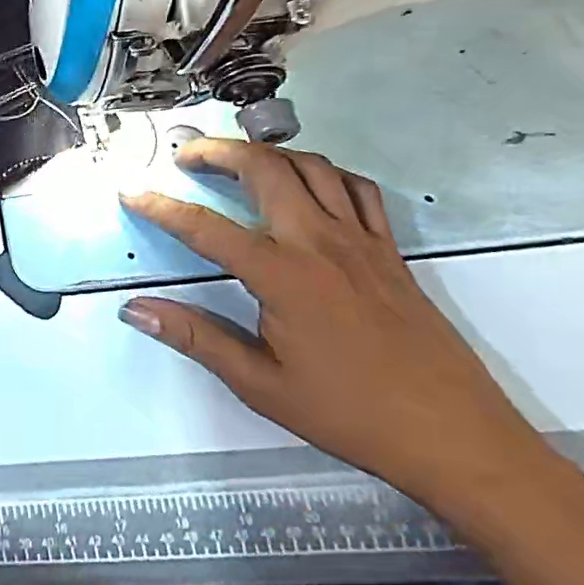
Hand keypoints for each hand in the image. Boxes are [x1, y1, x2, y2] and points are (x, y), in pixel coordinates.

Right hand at [119, 140, 550, 507]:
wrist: (451, 433)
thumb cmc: (349, 413)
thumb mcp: (260, 383)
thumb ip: (196, 338)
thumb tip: (136, 311)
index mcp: (282, 275)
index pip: (207, 228)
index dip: (162, 207)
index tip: (132, 193)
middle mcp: (319, 241)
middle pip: (264, 169)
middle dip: (219, 151)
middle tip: (188, 155)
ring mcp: (360, 239)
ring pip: (311, 166)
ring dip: (268, 153)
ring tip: (239, 160)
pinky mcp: (389, 249)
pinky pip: (357, 189)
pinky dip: (325, 172)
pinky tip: (311, 184)